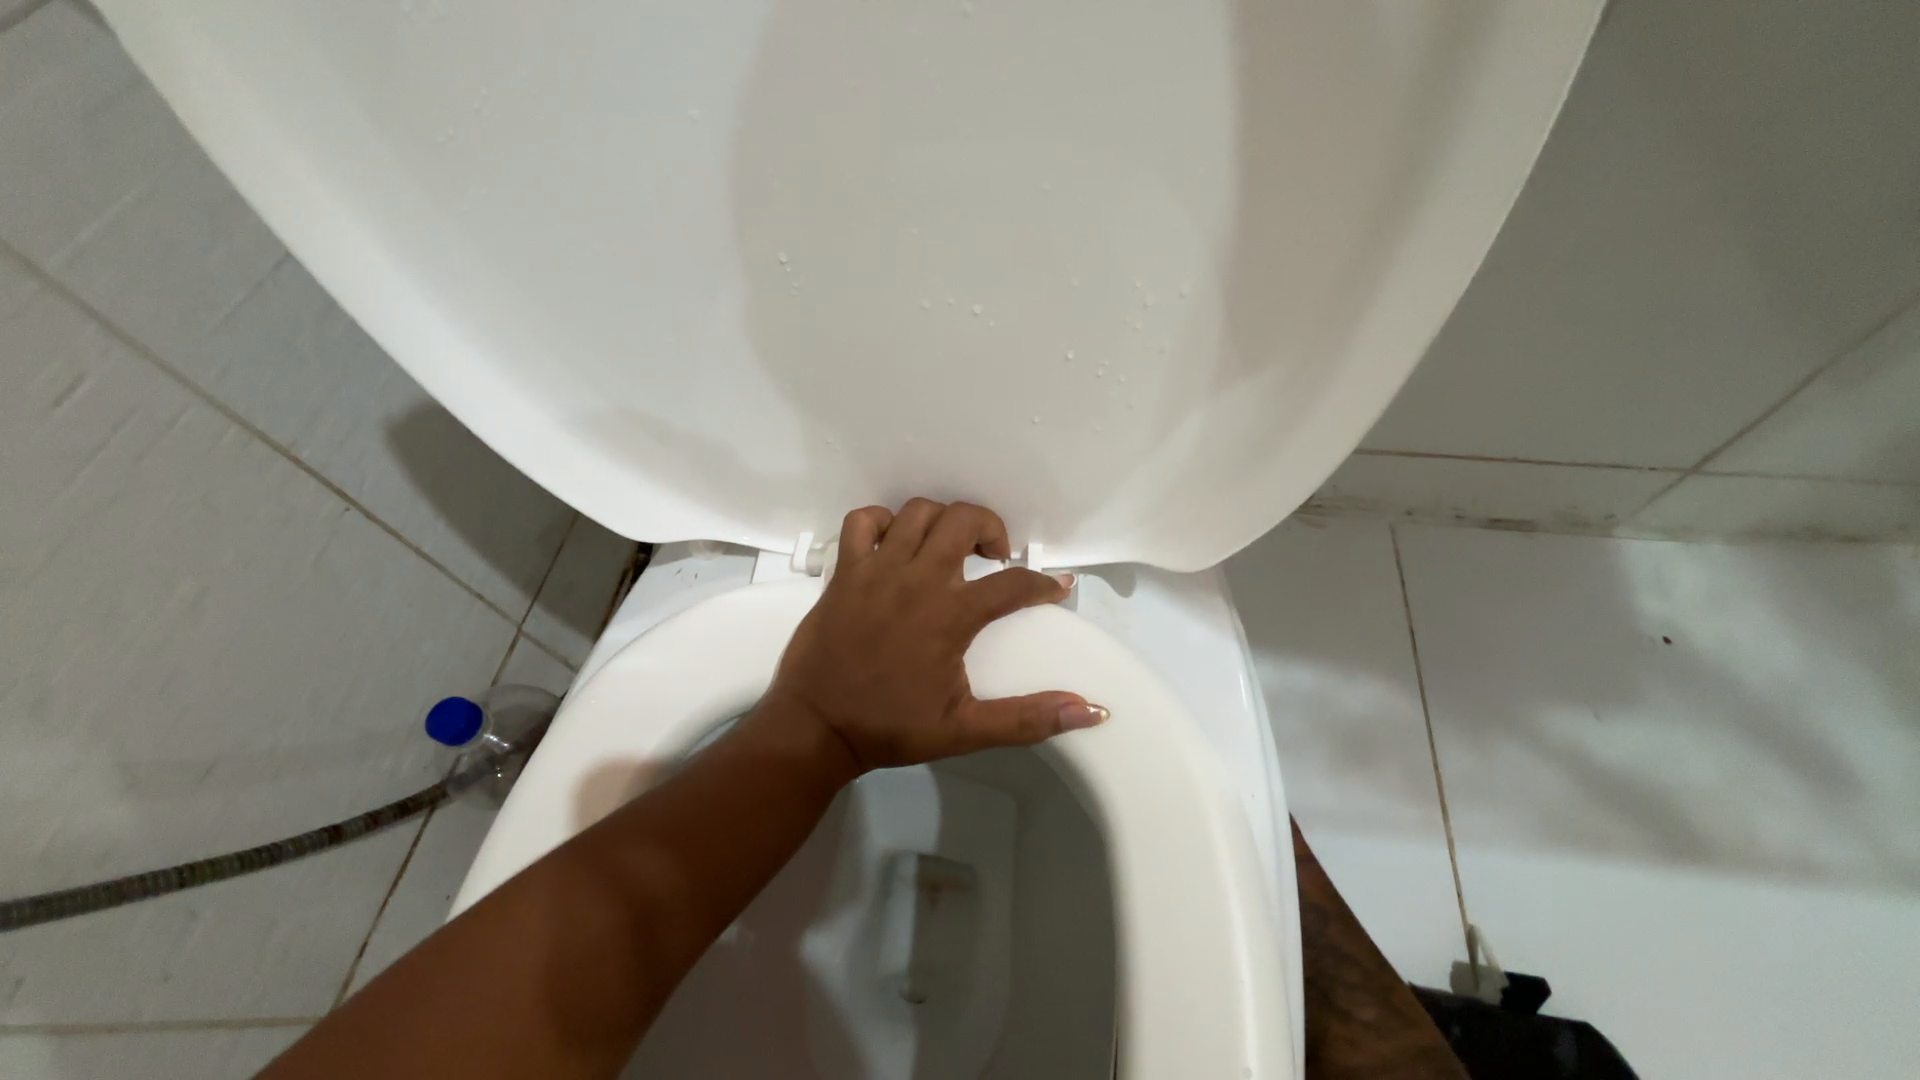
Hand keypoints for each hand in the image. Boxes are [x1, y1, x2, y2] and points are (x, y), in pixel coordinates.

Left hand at [763, 499, 1107, 773]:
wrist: (816, 728)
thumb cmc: (891, 728)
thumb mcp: (966, 730)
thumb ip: (1029, 719)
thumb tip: (1091, 710)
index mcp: (949, 615)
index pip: (1013, 584)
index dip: (1043, 584)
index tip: (1056, 589)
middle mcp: (915, 580)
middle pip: (964, 520)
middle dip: (990, 528)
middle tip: (995, 558)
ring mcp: (875, 570)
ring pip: (918, 512)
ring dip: (943, 521)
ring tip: (951, 547)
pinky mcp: (844, 572)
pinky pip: (862, 521)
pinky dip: (882, 521)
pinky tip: (894, 543)